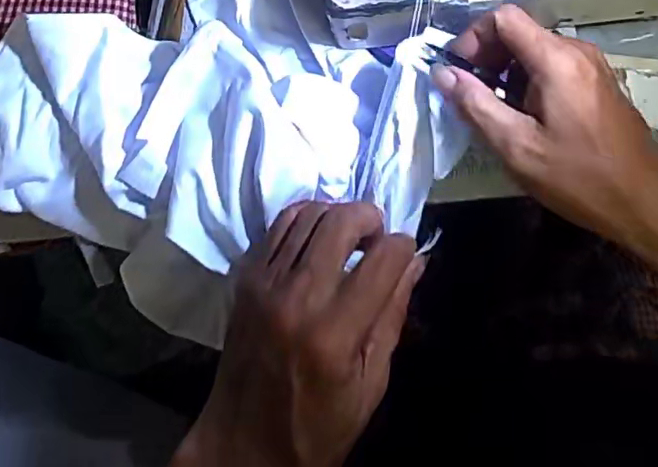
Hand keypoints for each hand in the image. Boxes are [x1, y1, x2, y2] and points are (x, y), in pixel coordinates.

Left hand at [173, 201, 423, 466]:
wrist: (242, 445)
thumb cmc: (316, 427)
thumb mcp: (370, 384)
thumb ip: (392, 315)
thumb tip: (415, 261)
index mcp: (334, 334)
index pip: (381, 260)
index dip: (403, 247)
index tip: (406, 252)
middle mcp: (297, 297)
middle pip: (341, 221)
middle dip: (370, 217)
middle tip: (377, 235)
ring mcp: (266, 282)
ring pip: (309, 213)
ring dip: (337, 214)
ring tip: (349, 235)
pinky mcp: (246, 275)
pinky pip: (280, 224)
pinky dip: (306, 218)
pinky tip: (318, 236)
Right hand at [431, 5, 657, 274]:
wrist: (651, 207)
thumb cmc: (582, 178)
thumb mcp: (518, 147)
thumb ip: (476, 104)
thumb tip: (443, 73)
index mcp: (556, 58)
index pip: (503, 17)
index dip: (473, 37)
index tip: (460, 71)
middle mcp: (576, 51)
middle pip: (518, 31)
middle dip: (487, 56)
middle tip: (472, 94)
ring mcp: (592, 66)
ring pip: (535, 49)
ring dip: (507, 70)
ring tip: (497, 110)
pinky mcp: (599, 83)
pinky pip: (553, 65)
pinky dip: (529, 79)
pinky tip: (527, 117)